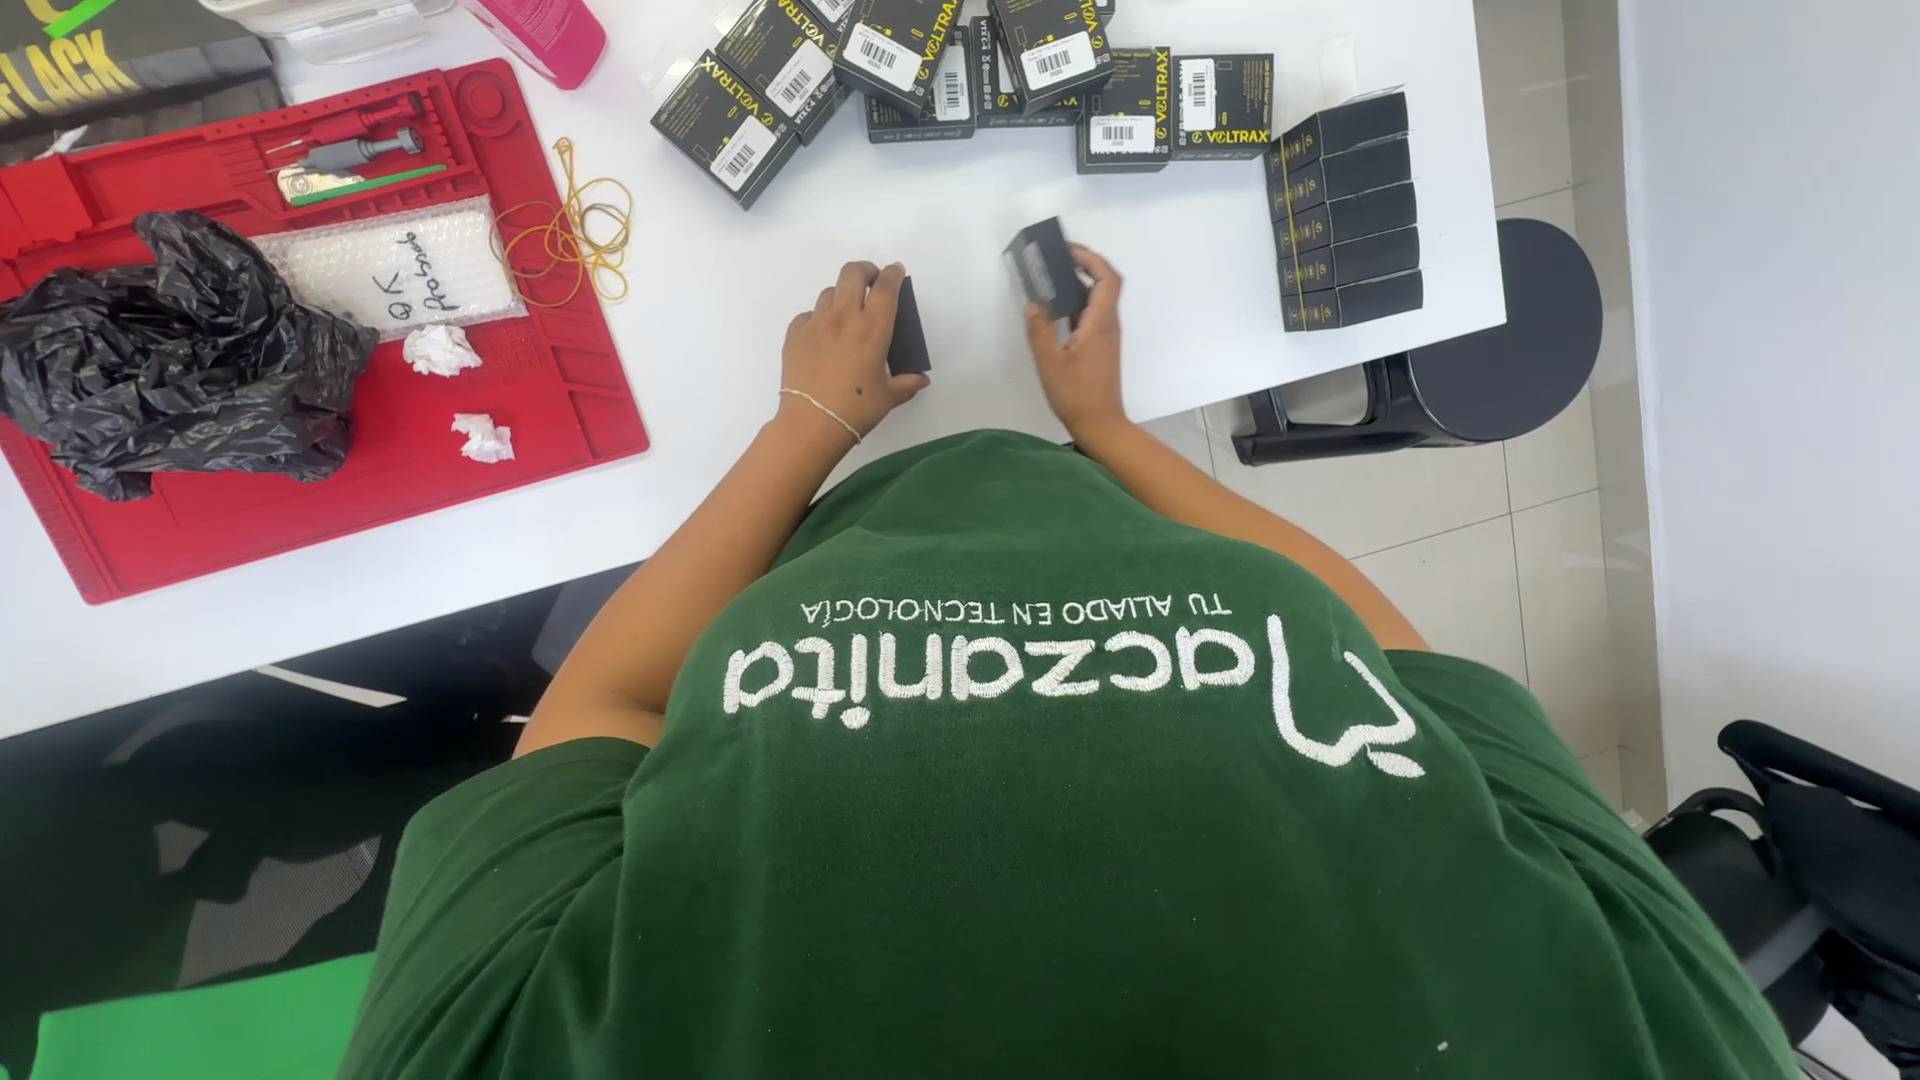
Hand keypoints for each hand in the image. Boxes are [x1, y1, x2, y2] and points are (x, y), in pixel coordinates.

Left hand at [778, 261, 929, 445]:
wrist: (812, 422)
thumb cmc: (856, 410)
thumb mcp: (888, 397)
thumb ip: (907, 384)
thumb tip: (921, 380)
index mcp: (872, 330)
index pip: (886, 288)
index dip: (893, 274)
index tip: (896, 272)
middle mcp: (844, 318)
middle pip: (852, 274)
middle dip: (865, 271)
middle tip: (872, 282)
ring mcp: (816, 324)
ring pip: (829, 292)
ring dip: (842, 295)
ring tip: (847, 313)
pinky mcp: (795, 335)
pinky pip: (808, 315)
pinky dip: (818, 318)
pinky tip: (823, 335)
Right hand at [1024, 244, 1130, 443]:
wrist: (1100, 424)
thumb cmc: (1076, 394)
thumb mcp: (1050, 362)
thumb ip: (1039, 330)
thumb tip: (1033, 304)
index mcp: (1100, 323)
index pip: (1107, 278)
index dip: (1091, 259)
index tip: (1068, 251)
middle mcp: (1108, 325)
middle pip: (1105, 284)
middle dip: (1084, 265)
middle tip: (1058, 259)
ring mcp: (1106, 337)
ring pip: (1098, 300)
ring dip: (1079, 285)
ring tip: (1052, 279)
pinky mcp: (1100, 349)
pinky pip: (1091, 316)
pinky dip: (1077, 305)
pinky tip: (1056, 309)